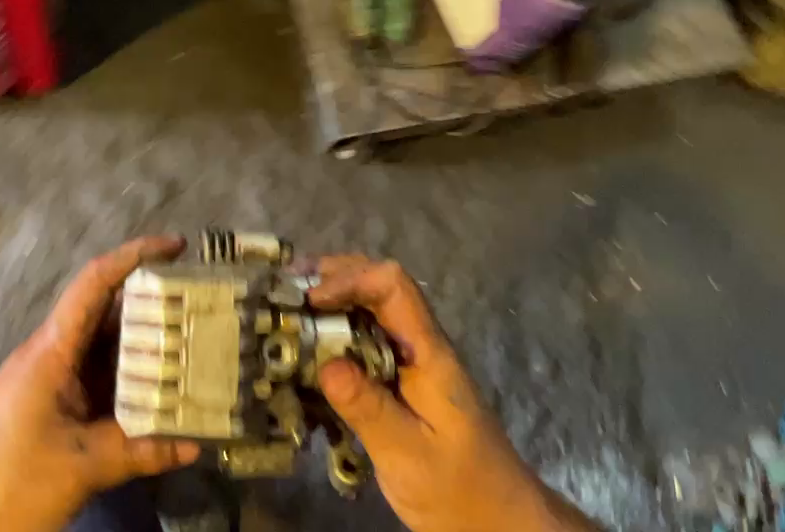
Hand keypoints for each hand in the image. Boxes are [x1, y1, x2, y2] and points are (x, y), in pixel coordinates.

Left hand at [0, 236, 200, 531]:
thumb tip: (193, 443)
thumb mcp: (80, 467)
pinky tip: (162, 401)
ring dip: (146, 352)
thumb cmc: (5, 484)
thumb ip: (139, 452)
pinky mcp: (50, 411)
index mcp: (54, 350)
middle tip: (203, 308)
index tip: (178, 246)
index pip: (97, 282)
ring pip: (107, 354)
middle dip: (155, 308)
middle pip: (110, 316)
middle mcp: (54, 356)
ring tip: (196, 351)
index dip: (136, 255)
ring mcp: (51, 384)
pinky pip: (99, 386)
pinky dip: (131, 388)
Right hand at [310, 257, 596, 531]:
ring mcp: (411, 360)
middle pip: (379, 285)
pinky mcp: (401, 380)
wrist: (498, 520)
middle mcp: (419, 344)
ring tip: (289, 306)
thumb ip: (369, 409)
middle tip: (287, 288)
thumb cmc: (459, 487)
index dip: (350, 280)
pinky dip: (335, 330)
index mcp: (428, 351)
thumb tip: (325, 363)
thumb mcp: (408, 455)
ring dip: (331, 300)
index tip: (311, 300)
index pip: (393, 285)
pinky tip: (308, 343)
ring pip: (371, 308)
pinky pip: (366, 339)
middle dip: (334, 277)